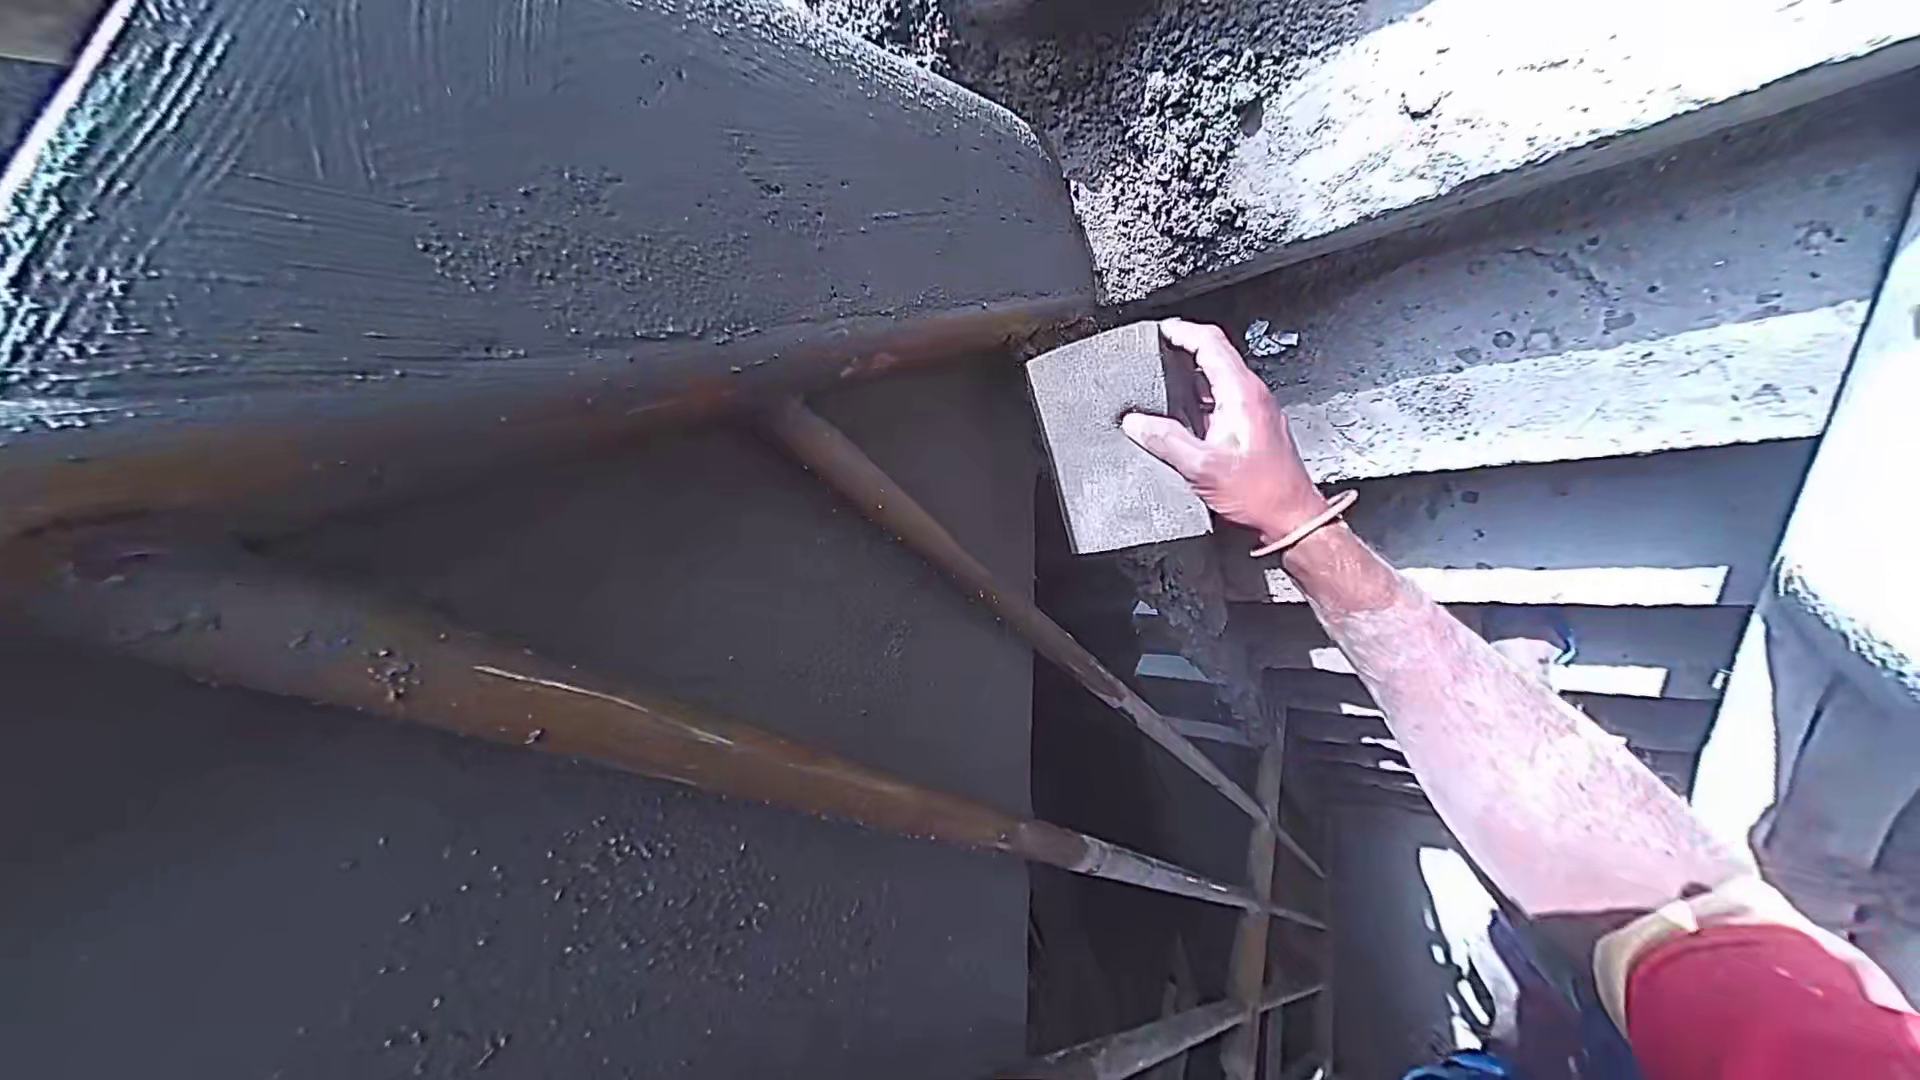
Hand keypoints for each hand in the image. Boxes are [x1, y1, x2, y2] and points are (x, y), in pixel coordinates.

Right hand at [1121, 319, 1326, 543]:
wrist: (1289, 516)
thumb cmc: (1259, 492)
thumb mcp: (1202, 466)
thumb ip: (1165, 440)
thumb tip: (1135, 423)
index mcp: (1241, 394)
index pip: (1211, 343)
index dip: (1183, 332)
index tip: (1161, 330)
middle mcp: (1251, 395)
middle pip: (1216, 355)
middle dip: (1185, 347)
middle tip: (1158, 349)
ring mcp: (1254, 410)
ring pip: (1219, 377)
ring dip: (1192, 372)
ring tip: (1164, 376)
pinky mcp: (1252, 426)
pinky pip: (1222, 398)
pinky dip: (1200, 395)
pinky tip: (1183, 411)